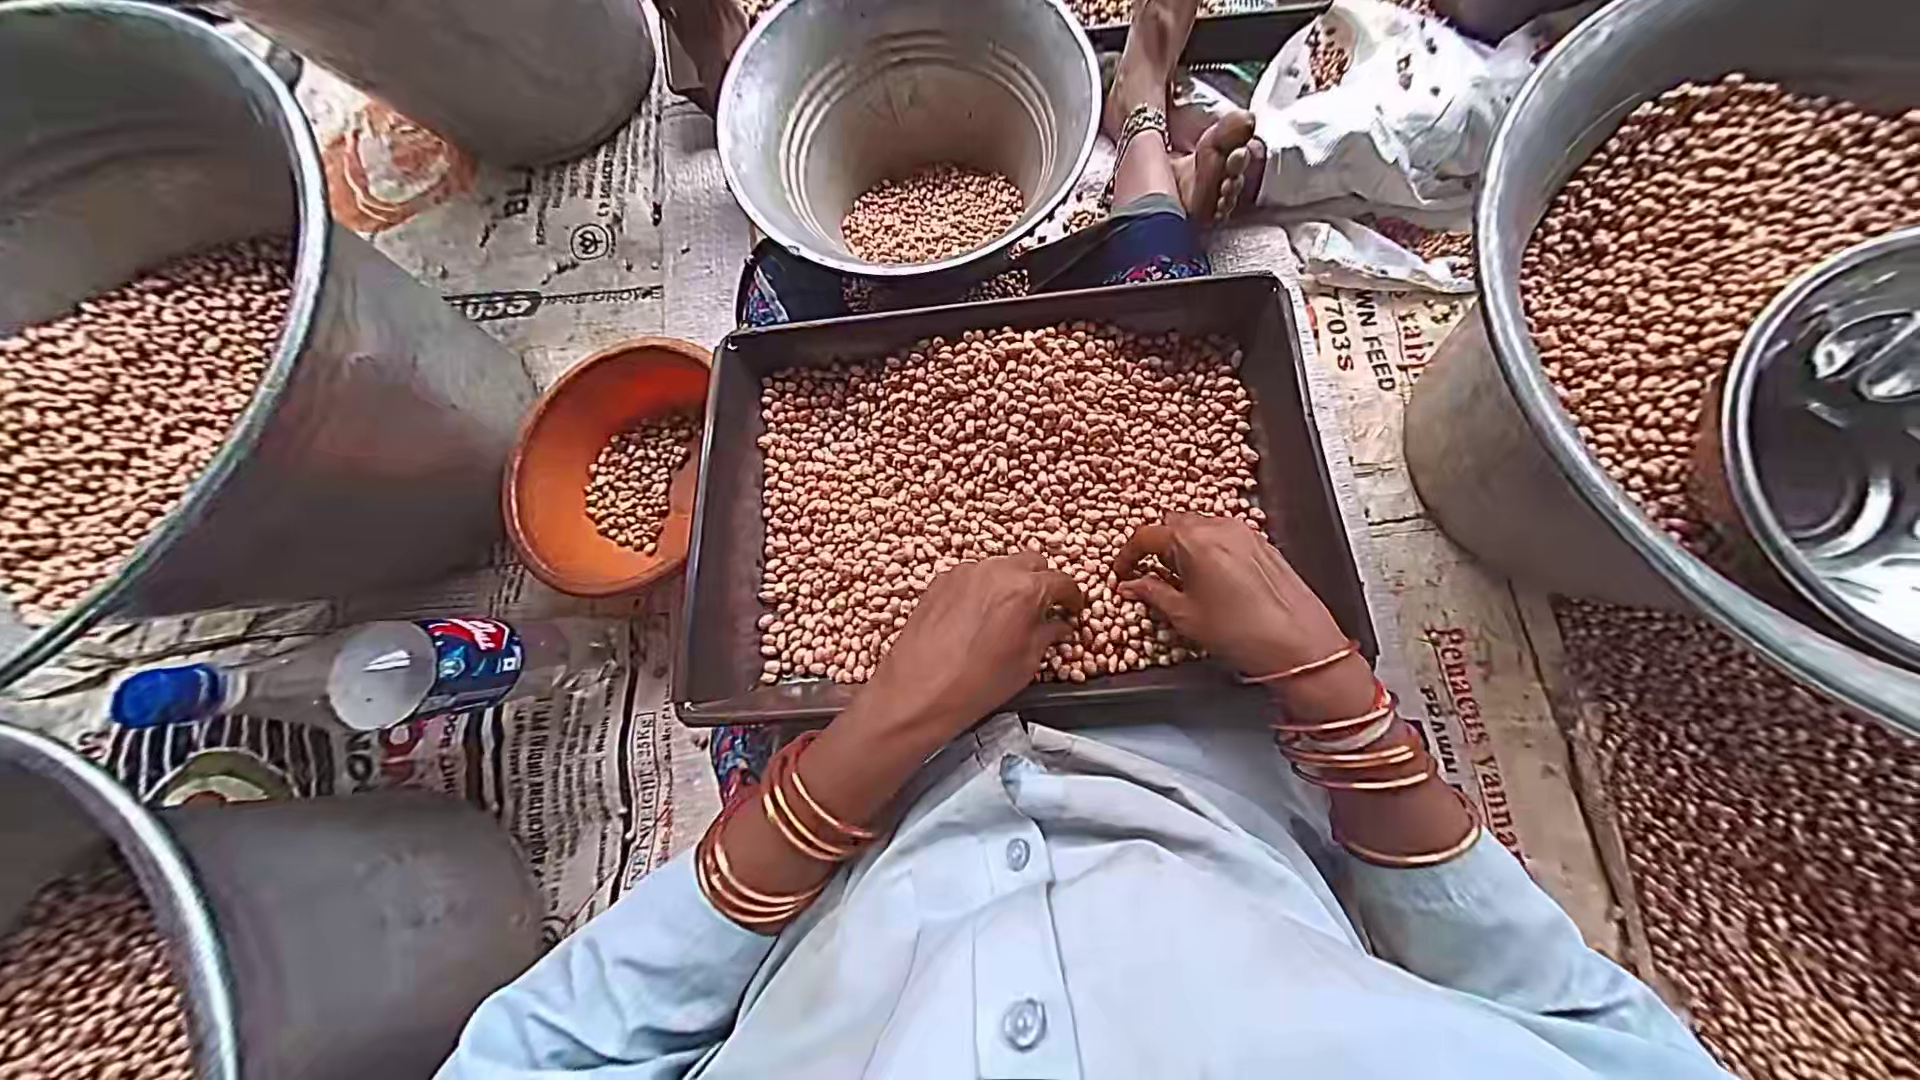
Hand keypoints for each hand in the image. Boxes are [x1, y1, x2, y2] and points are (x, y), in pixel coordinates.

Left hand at [852, 552, 1085, 744]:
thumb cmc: (972, 684)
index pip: (1061, 581)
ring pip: (1000, 566)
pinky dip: (983, 588)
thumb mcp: (1026, 663)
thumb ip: (1047, 634)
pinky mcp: (941, 581)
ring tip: (1009, 614)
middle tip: (1044, 608)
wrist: (917, 692)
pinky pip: (973, 576)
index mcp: (1024, 590)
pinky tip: (980, 616)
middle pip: (1032, 563)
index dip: (1072, 597)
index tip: (1071, 607)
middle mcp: (994, 572)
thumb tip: (1057, 625)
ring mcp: (964, 573)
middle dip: (1043, 583)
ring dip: (1011, 583)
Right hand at [1112, 512, 1348, 677]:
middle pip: (1173, 524)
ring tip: (1179, 578)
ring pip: (1199, 526)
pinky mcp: (1262, 544)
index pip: (1146, 536)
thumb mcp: (1185, 616)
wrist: (1302, 647)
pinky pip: (1223, 535)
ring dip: (1181, 546)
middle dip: (1155, 546)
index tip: (1122, 572)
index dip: (1128, 555)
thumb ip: (1153, 593)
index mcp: (1194, 541)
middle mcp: (1219, 528)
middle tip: (1148, 574)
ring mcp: (1244, 533)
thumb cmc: (1244, 633)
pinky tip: (1208, 578)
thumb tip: (1132, 586)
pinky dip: (1206, 548)